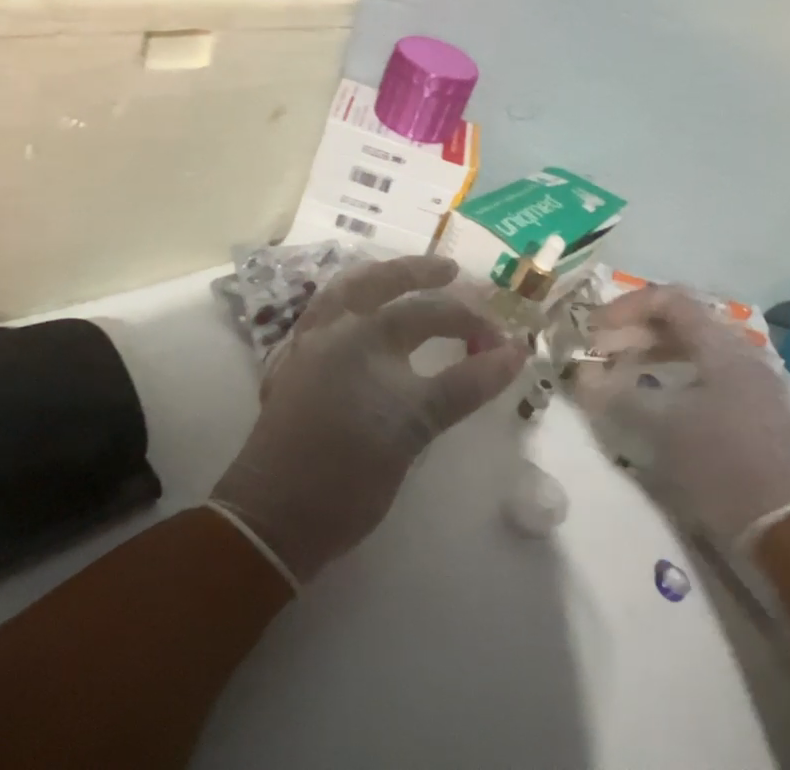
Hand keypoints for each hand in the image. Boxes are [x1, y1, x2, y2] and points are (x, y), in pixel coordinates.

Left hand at [209, 255, 528, 586]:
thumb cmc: (350, 472)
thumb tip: (514, 353)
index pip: (429, 312)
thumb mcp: (415, 427)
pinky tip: (359, 323)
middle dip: (415, 272)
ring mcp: (304, 348)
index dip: (472, 322)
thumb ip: (465, 385)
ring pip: (340, 295)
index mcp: (362, 335)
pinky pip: (320, 320)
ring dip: (375, 281)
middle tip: (450, 271)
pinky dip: (346, 309)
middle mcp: (330, 329)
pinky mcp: (289, 372)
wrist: (275, 518)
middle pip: (376, 282)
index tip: (504, 343)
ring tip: (402, 282)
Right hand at [572, 284, 789, 553]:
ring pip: (696, 353)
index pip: (671, 300)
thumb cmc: (722, 465)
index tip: (593, 330)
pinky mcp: (757, 416)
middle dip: (636, 333)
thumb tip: (581, 375)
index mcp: (723, 348)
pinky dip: (675, 380)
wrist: (788, 527)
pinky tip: (657, 406)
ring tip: (621, 378)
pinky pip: (708, 379)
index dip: (627, 307)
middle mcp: (743, 357)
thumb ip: (616, 394)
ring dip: (654, 357)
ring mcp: (755, 386)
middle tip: (600, 354)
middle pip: (684, 324)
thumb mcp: (660, 427)